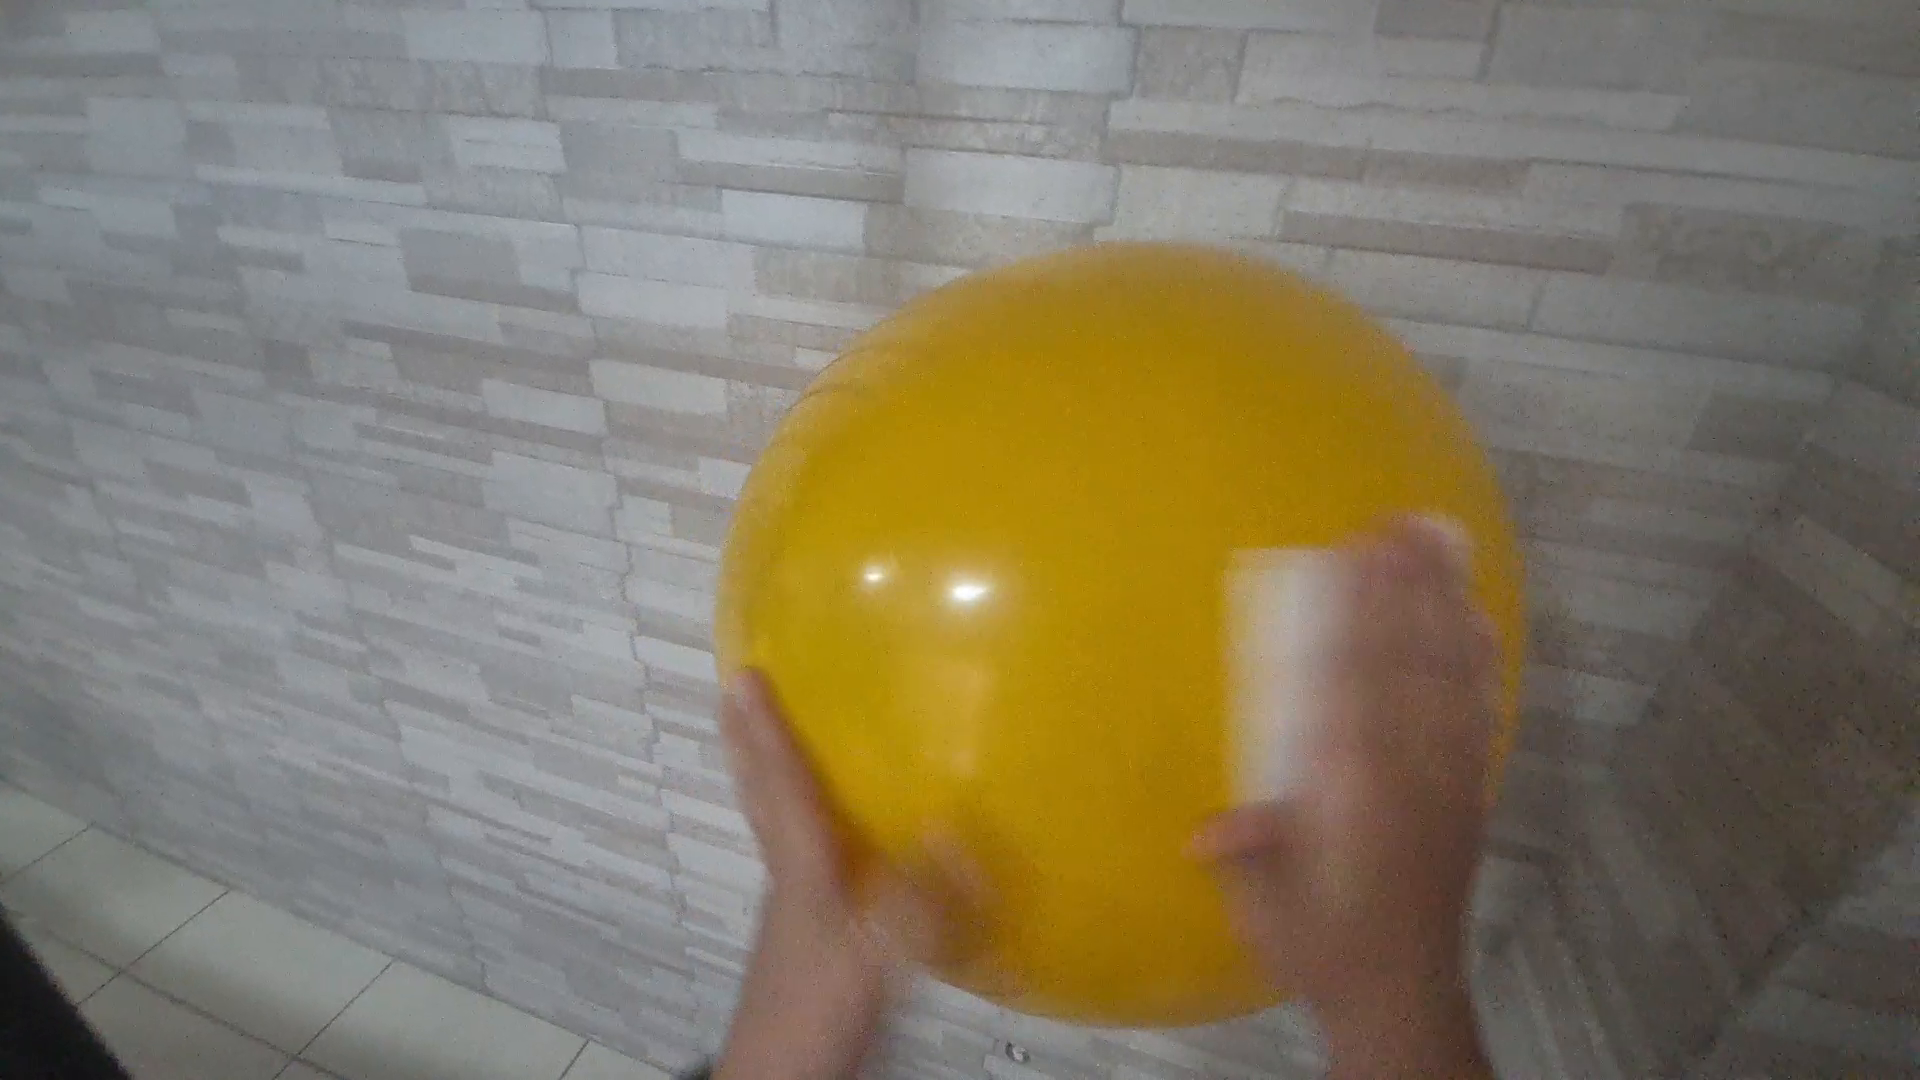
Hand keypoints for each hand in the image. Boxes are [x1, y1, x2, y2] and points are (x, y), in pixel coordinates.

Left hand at [714, 672, 971, 1079]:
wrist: (776, 1078)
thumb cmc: (818, 1011)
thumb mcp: (875, 957)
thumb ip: (914, 899)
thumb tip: (952, 831)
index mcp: (802, 866)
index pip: (784, 786)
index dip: (768, 731)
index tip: (746, 677)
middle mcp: (789, 870)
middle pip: (761, 793)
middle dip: (747, 740)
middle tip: (733, 691)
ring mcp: (791, 898)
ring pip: (770, 815)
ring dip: (762, 768)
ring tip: (758, 730)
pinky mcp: (802, 921)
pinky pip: (793, 843)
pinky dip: (789, 809)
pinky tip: (816, 817)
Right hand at [1193, 518, 1497, 1079]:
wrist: (1404, 995)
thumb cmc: (1320, 942)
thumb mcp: (1264, 906)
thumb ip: (1244, 853)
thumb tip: (1207, 824)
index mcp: (1354, 790)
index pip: (1357, 684)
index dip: (1360, 616)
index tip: (1357, 553)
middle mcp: (1411, 772)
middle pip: (1414, 664)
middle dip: (1412, 588)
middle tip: (1409, 519)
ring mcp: (1450, 778)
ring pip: (1453, 677)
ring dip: (1447, 604)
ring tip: (1443, 541)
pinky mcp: (1470, 789)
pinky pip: (1479, 708)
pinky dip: (1478, 655)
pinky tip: (1475, 617)